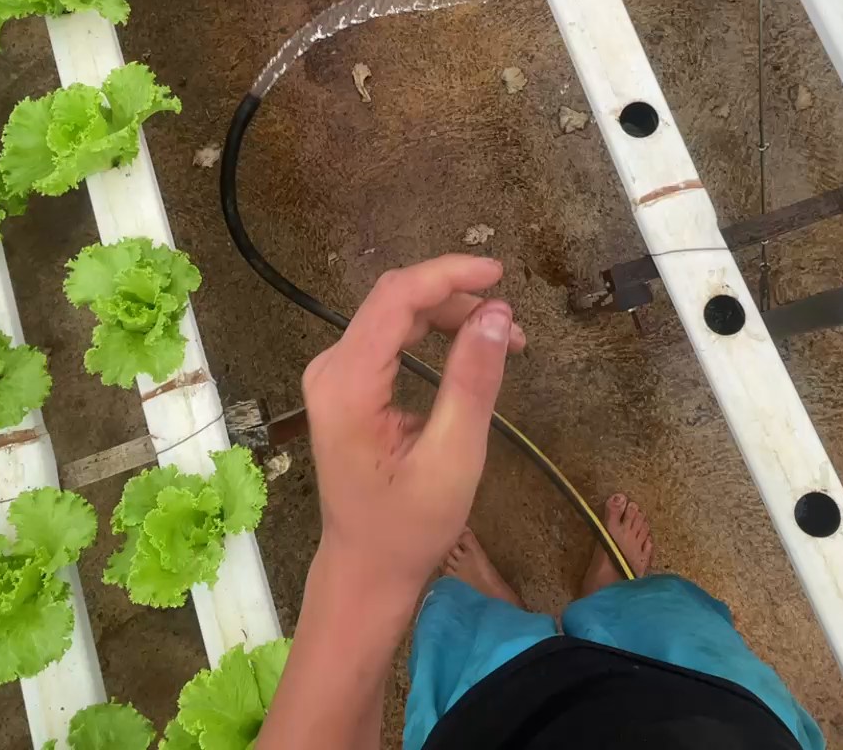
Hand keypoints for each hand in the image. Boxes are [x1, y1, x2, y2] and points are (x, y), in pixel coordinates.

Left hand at [301, 255, 525, 594]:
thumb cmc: (409, 526)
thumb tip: (499, 313)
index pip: (395, 299)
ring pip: (395, 313)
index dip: (448, 275)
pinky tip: (469, 345)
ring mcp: (333, 373)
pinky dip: (433, 332)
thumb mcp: (454, 458)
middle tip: (512, 321)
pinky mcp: (346, 382)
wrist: (366, 569)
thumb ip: (474, 381)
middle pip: (394, 300)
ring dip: (449, 314)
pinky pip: (391, 335)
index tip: (499, 273)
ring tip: (504, 337)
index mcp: (346, 384)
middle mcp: (330, 367)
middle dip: (456, 297)